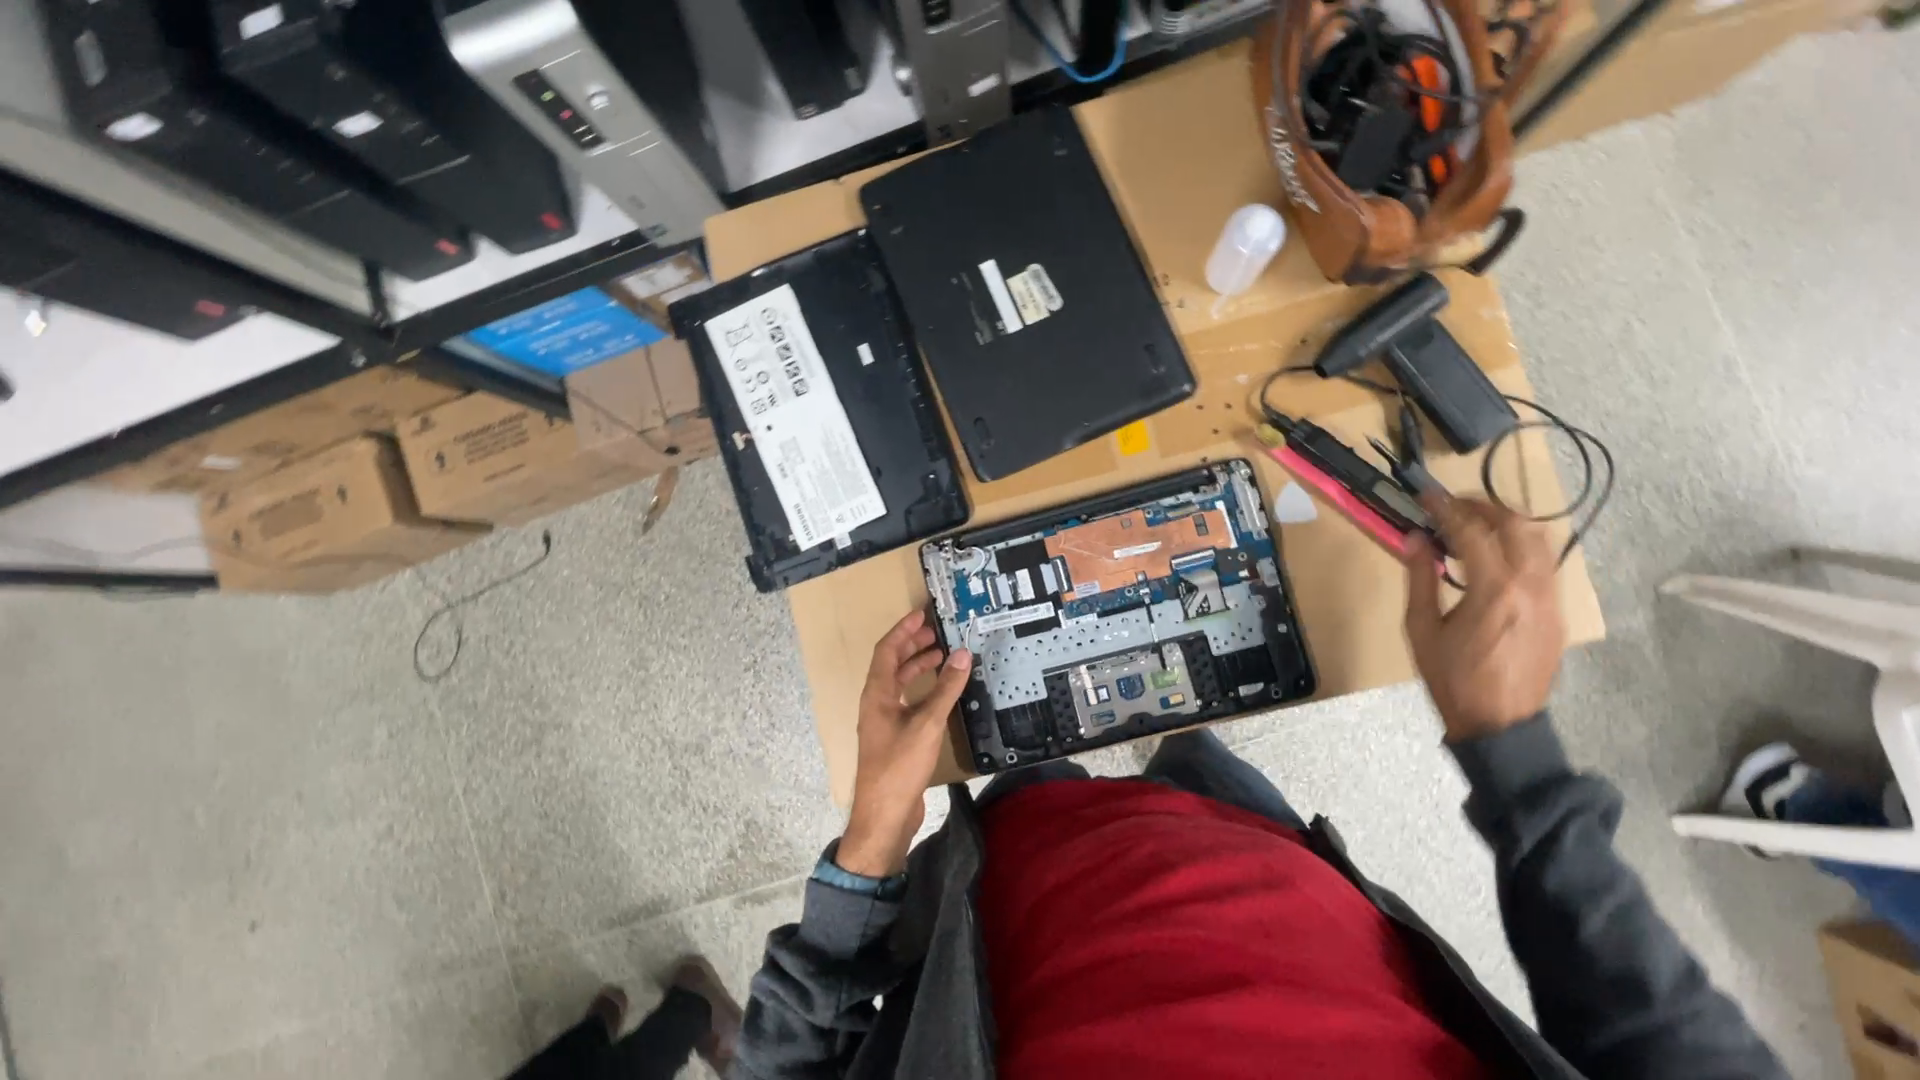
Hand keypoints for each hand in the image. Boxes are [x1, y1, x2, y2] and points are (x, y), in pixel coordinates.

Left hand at [837, 610, 972, 877]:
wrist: (885, 815)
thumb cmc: (900, 766)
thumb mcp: (927, 723)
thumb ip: (946, 688)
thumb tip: (962, 654)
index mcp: (877, 694)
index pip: (887, 650)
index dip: (903, 630)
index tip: (922, 613)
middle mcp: (877, 703)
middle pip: (892, 664)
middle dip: (913, 645)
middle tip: (938, 631)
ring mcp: (884, 722)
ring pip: (900, 684)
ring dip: (919, 667)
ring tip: (944, 656)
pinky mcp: (895, 738)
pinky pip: (909, 703)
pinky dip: (924, 691)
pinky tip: (943, 694)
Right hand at [1402, 495, 1564, 742]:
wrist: (1500, 722)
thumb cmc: (1452, 678)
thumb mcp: (1422, 629)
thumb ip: (1420, 578)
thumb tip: (1415, 538)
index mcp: (1494, 590)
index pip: (1472, 531)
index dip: (1446, 508)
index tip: (1426, 495)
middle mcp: (1531, 585)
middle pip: (1516, 524)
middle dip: (1483, 506)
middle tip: (1453, 506)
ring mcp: (1552, 597)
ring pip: (1540, 539)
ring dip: (1507, 523)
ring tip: (1476, 525)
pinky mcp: (1558, 611)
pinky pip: (1546, 564)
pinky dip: (1522, 547)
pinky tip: (1497, 557)